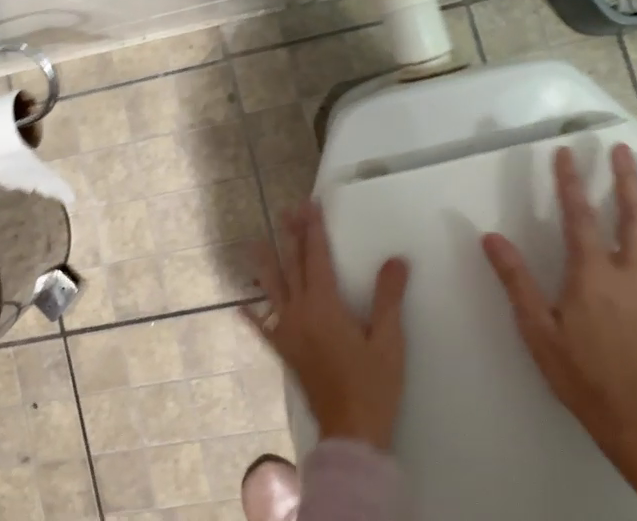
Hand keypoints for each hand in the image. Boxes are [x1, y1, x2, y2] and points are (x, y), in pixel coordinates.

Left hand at [247, 200, 410, 450]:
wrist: (351, 432)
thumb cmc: (373, 385)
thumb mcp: (389, 340)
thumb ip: (388, 298)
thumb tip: (395, 260)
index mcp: (324, 305)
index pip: (318, 256)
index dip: (314, 228)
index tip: (310, 205)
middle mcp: (299, 312)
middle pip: (292, 265)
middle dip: (290, 235)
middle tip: (285, 210)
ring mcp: (288, 332)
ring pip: (273, 290)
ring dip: (265, 264)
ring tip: (255, 243)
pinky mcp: (285, 352)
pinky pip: (263, 329)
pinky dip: (253, 315)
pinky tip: (241, 307)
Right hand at [482, 144, 636, 512]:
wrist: (634, 416)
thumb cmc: (578, 371)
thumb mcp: (536, 327)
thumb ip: (515, 280)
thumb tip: (490, 237)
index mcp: (592, 276)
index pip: (579, 218)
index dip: (570, 182)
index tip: (564, 153)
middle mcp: (629, 274)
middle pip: (632, 218)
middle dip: (626, 180)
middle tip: (622, 149)